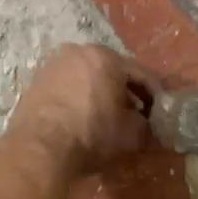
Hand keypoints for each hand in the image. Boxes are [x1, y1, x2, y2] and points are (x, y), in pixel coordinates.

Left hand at [4, 44, 146, 175]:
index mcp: (105, 56)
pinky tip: (82, 119)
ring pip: (86, 77)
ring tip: (108, 118)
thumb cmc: (91, 134)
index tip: (162, 110)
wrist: (39, 147)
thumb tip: (144, 123)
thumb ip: (144, 124)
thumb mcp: (130, 134)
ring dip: (99, 94)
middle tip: (136, 114)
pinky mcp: (35, 80)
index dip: (155, 93)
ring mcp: (53, 64)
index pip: (140, 73)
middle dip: (125, 91)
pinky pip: (66, 87)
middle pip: (110, 71)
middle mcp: (77, 51)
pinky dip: (77, 98)